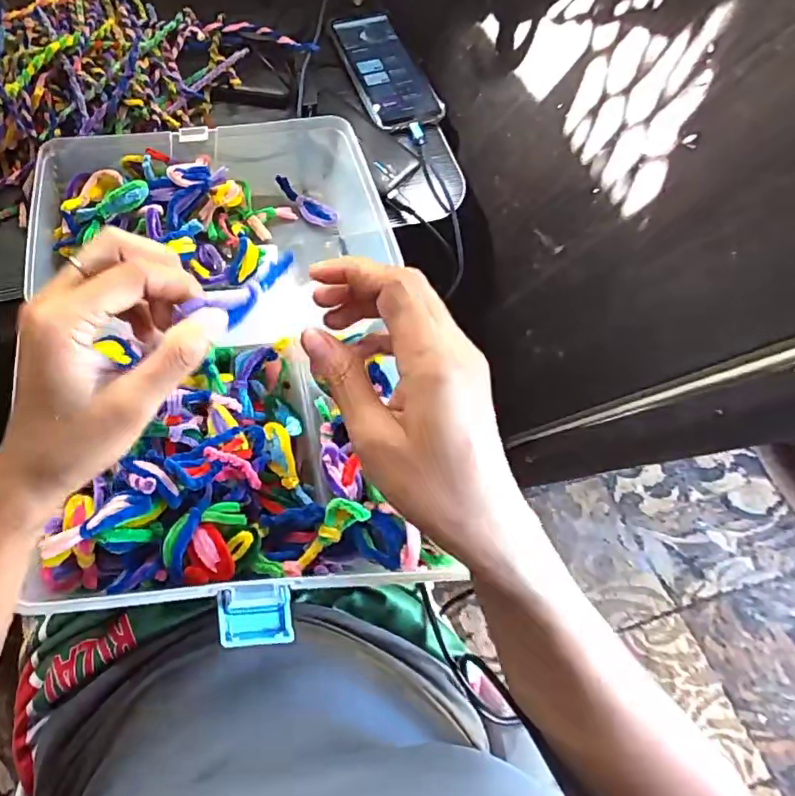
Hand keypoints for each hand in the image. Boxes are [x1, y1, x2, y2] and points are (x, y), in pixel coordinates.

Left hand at [0, 229, 226, 522]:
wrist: (30, 472)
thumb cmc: (78, 446)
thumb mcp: (134, 406)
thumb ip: (175, 357)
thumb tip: (215, 317)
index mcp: (64, 320)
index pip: (131, 272)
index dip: (175, 284)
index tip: (204, 313)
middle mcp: (49, 301)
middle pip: (111, 247)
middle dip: (157, 267)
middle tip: (185, 306)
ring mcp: (47, 307)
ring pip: (104, 261)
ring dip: (144, 282)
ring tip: (166, 327)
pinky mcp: (52, 318)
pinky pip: (97, 285)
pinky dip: (128, 297)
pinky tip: (144, 335)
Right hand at [299, 260, 547, 583]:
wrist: (485, 522)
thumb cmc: (428, 487)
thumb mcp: (372, 436)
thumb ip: (342, 378)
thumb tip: (310, 336)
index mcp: (434, 359)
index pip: (397, 287)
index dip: (354, 272)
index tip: (313, 279)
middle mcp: (455, 350)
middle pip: (408, 290)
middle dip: (359, 285)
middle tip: (316, 302)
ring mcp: (462, 361)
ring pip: (415, 310)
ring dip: (371, 307)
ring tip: (331, 325)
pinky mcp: (460, 376)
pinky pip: (421, 336)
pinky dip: (386, 332)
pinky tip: (360, 355)